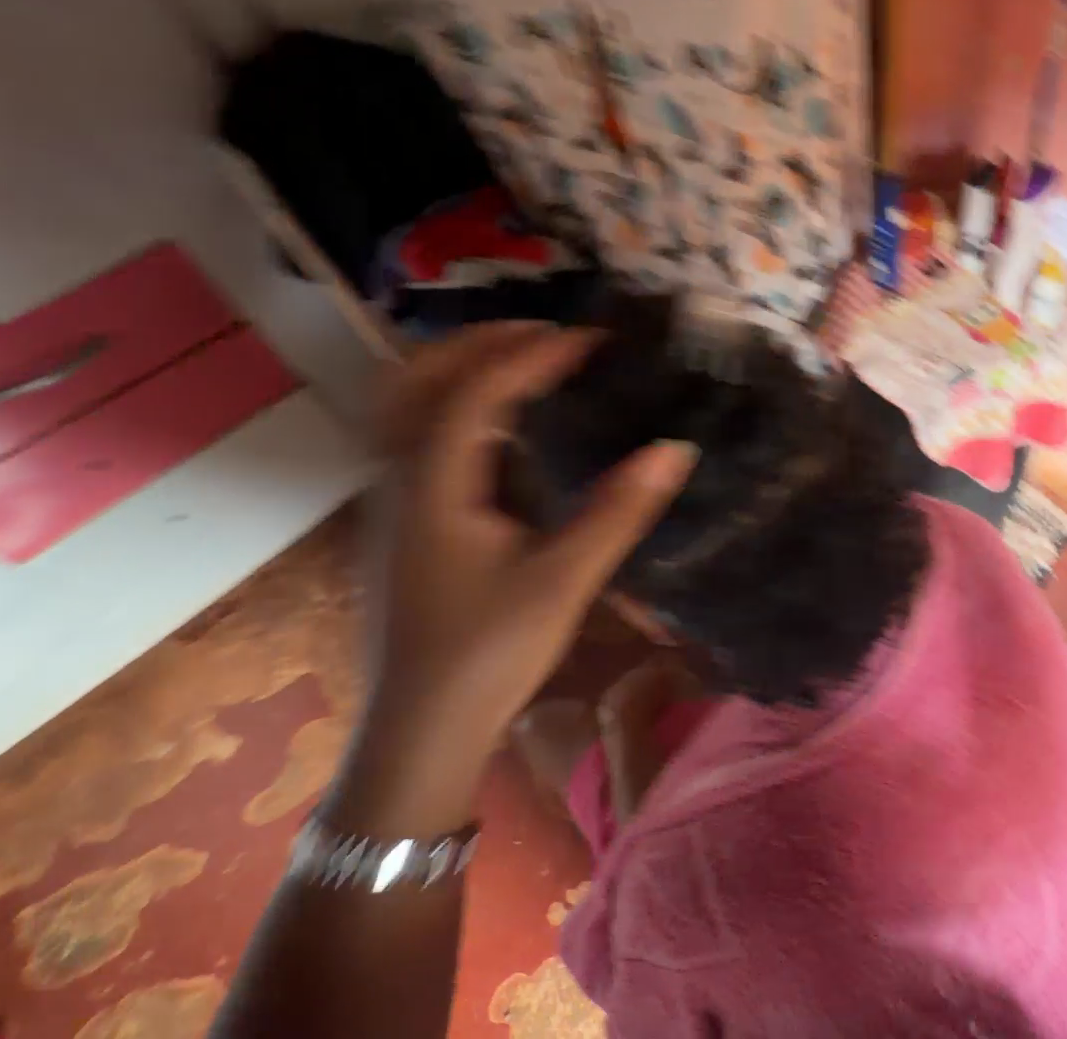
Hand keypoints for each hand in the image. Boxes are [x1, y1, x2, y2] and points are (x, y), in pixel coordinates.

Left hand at [334, 322, 696, 836]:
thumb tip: (675, 448)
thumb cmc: (488, 654)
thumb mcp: (563, 581)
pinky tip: (497, 432)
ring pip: (403, 406)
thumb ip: (617, 511)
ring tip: (520, 364)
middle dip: (481, 342)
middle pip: (417, 378)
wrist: (420, 730)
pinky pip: (412, 436)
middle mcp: (399, 478)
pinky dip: (451, 406)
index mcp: (433, 482)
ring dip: (458, 369)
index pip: (478, 390)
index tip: (592, 338)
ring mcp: (391, 501)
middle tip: (548, 335)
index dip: (536, 354)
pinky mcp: (400, 525)